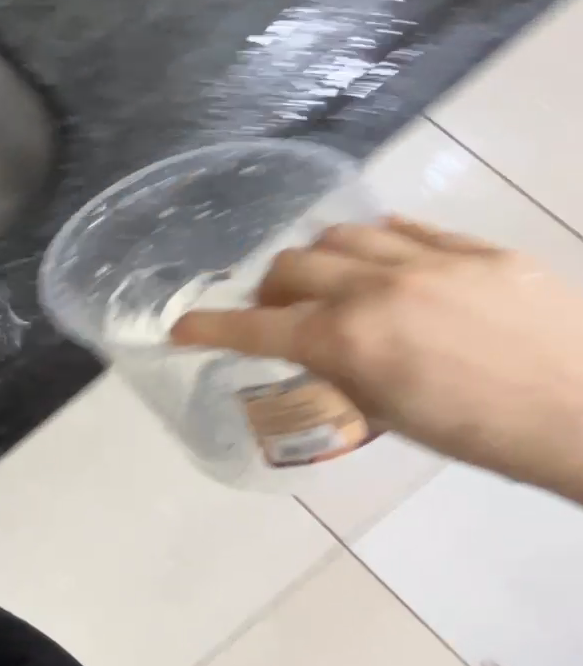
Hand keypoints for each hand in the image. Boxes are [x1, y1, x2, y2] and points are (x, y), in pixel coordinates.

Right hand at [171, 217, 582, 498]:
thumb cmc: (485, 436)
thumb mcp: (386, 411)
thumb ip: (338, 366)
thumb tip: (315, 348)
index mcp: (345, 341)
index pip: (250, 327)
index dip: (206, 328)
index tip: (180, 330)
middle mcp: (375, 292)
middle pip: (290, 265)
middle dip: (271, 289)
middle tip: (279, 309)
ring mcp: (433, 265)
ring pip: (343, 234)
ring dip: (322, 257)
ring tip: (334, 278)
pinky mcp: (485, 254)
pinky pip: (411, 229)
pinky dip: (381, 242)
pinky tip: (385, 260)